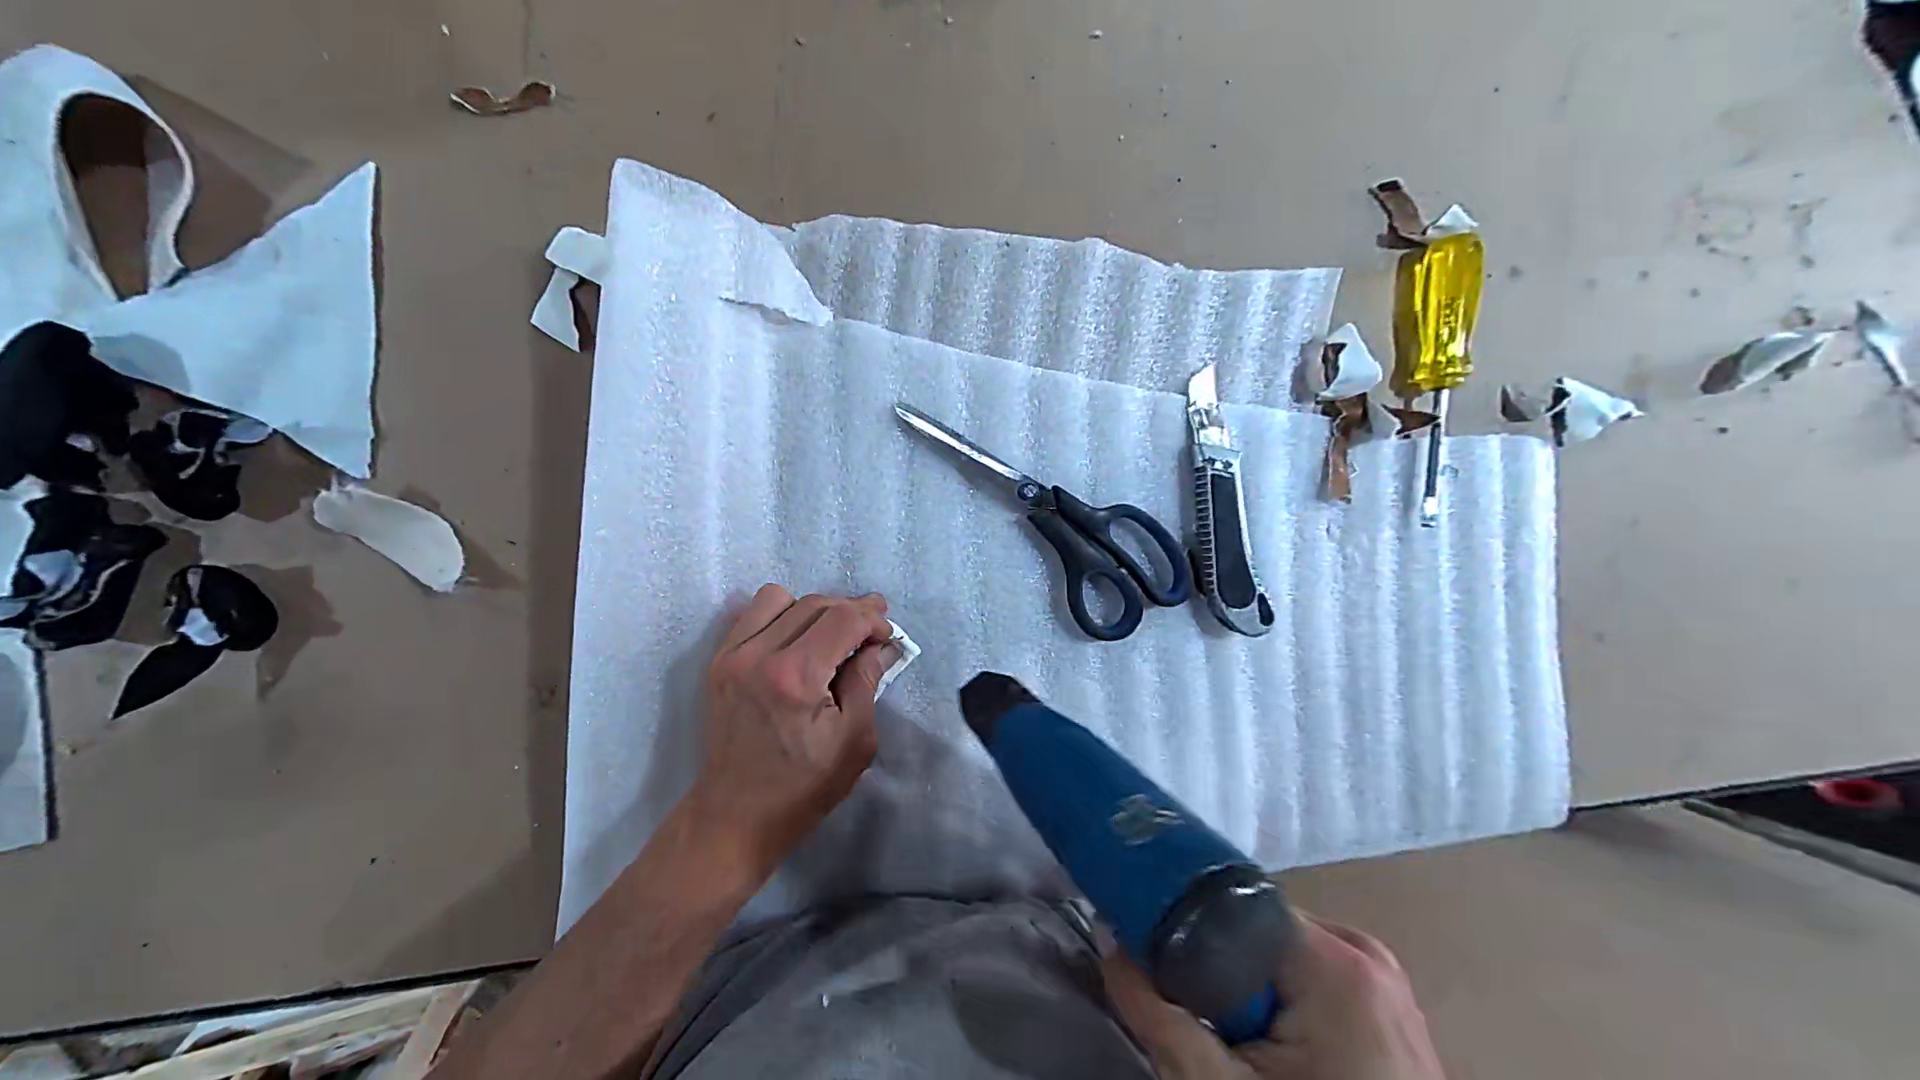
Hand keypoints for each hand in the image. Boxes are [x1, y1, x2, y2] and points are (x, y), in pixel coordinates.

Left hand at [689, 584, 896, 875]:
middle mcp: (759, 655)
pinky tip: (797, 639)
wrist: (735, 815)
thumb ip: (867, 681)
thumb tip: (880, 645)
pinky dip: (781, 616)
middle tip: (873, 629)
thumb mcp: (854, 741)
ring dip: (813, 608)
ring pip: (780, 598)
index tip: (887, 637)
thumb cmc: (802, 787)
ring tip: (830, 634)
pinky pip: (752, 614)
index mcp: (796, 677)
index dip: (873, 620)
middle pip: (815, 603)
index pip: (843, 618)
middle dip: (852, 610)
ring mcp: (732, 656)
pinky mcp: (719, 662)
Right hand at [1102, 912, 1445, 1079]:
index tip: (1152, 956)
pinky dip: (1280, 1005)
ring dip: (1246, 989)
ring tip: (1236, 1045)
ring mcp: (1384, 982)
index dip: (1186, 927)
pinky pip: (1309, 980)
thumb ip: (1156, 1013)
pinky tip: (1274, 1053)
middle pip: (1254, 930)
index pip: (1233, 907)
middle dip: (1217, 969)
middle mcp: (1364, 954)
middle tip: (1199, 1021)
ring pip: (1277, 955)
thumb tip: (1107, 941)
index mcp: (1335, 962)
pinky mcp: (1388, 1010)